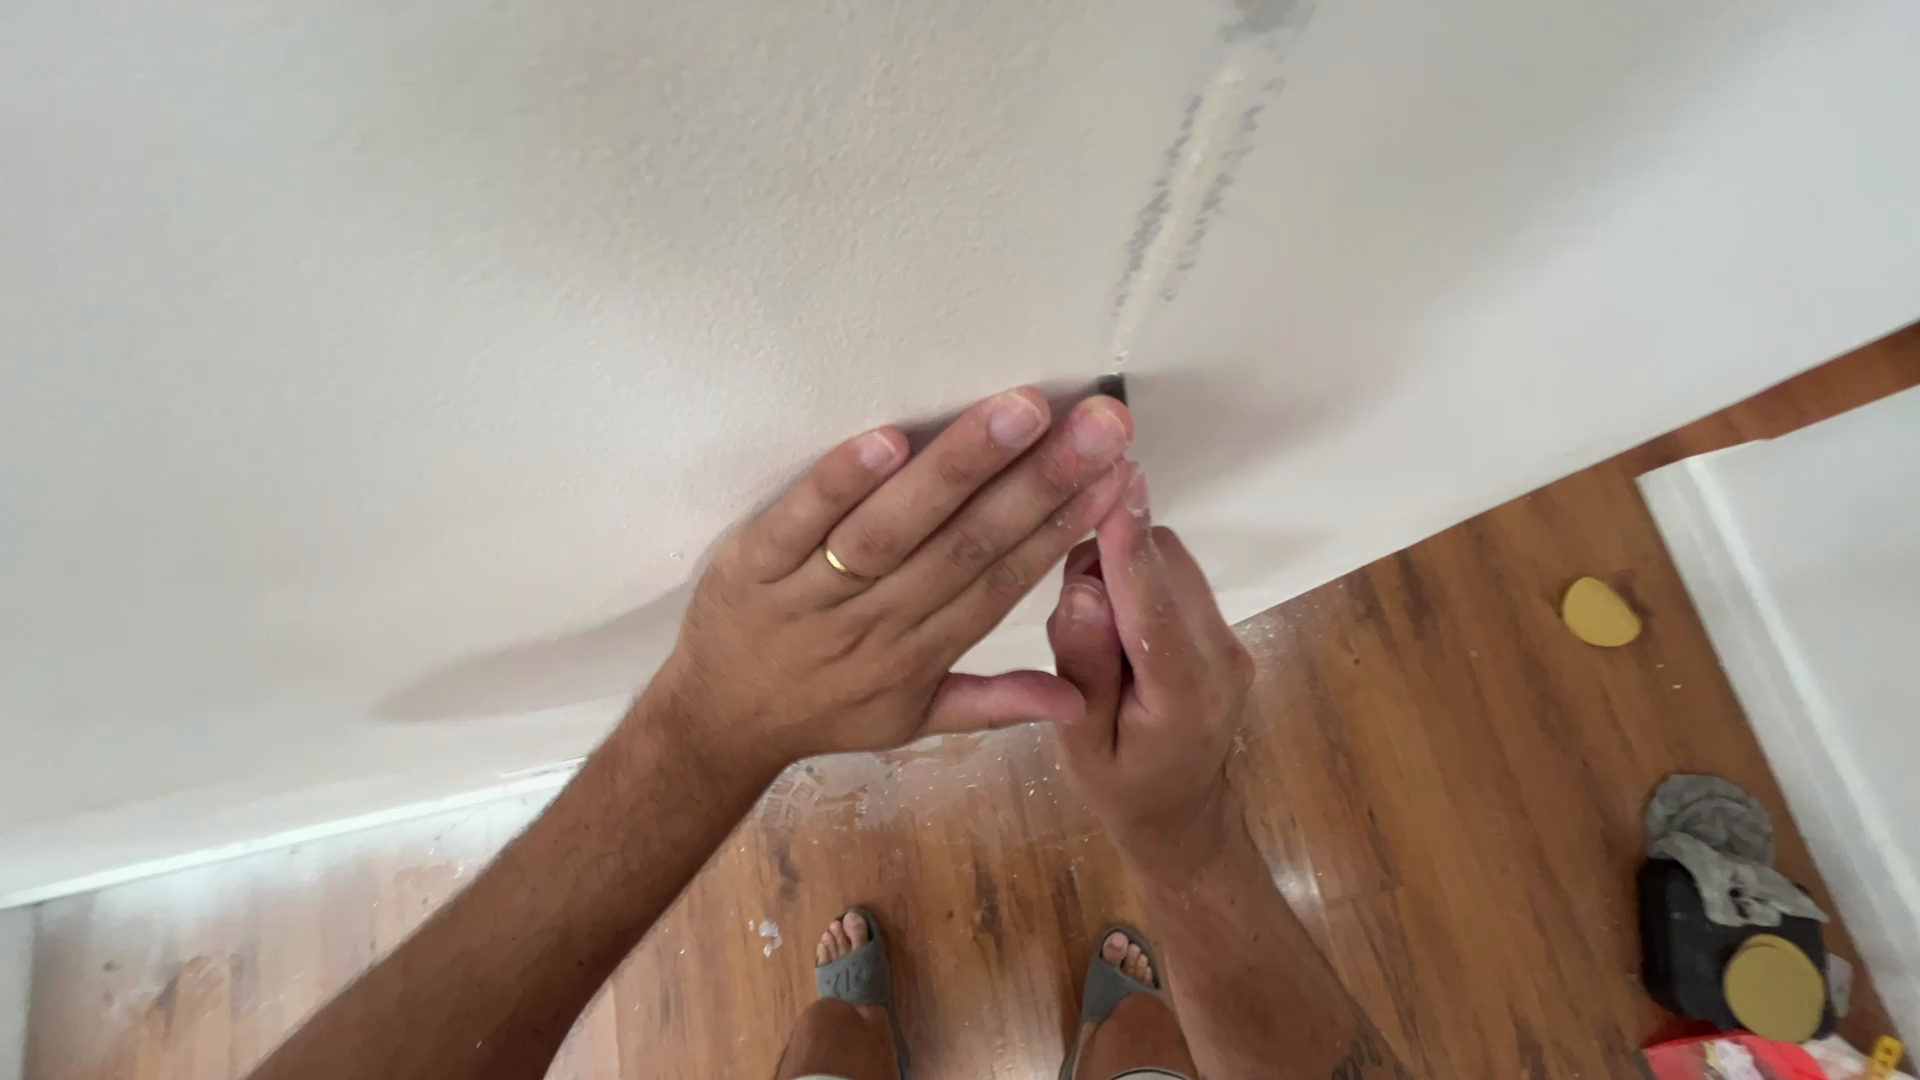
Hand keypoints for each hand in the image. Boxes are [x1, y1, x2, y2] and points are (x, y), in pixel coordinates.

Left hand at [652, 386, 1134, 762]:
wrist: (717, 724)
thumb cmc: (826, 711)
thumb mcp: (912, 722)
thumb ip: (992, 702)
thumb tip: (1076, 699)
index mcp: (920, 654)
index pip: (1003, 582)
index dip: (1062, 527)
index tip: (1115, 475)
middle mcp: (877, 622)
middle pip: (966, 546)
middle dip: (1040, 480)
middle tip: (1097, 423)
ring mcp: (812, 593)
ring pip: (894, 527)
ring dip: (959, 467)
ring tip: (1019, 411)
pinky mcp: (752, 565)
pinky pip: (801, 521)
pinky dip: (842, 482)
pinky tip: (888, 436)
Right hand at [1046, 472, 1254, 866]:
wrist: (1181, 814)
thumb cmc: (1121, 787)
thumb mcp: (1080, 742)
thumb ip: (1084, 665)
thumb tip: (1084, 587)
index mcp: (1186, 695)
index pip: (1153, 605)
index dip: (1130, 545)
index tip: (1115, 484)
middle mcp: (1222, 655)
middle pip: (1166, 564)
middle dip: (1111, 558)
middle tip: (1071, 608)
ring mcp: (1229, 639)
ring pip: (1172, 561)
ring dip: (1123, 567)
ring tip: (1092, 626)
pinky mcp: (1223, 629)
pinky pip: (1175, 576)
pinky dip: (1139, 579)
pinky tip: (1116, 627)